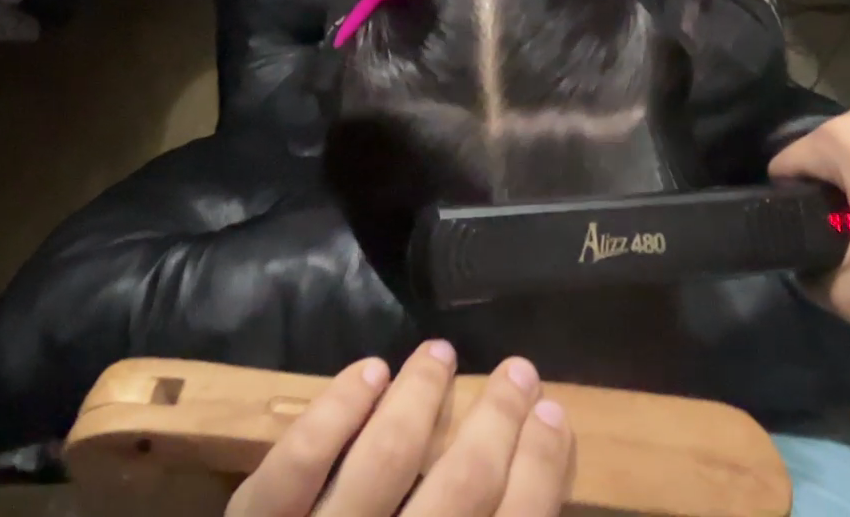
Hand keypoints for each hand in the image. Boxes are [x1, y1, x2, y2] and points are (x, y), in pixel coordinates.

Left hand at [226, 342, 573, 516]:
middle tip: (518, 371)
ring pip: (383, 457)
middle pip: (461, 486)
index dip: (542, 468)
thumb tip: (529, 497)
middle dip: (498, 420)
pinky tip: (370, 370)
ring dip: (420, 395)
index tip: (555, 414)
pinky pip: (294, 466)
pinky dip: (334, 411)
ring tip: (441, 353)